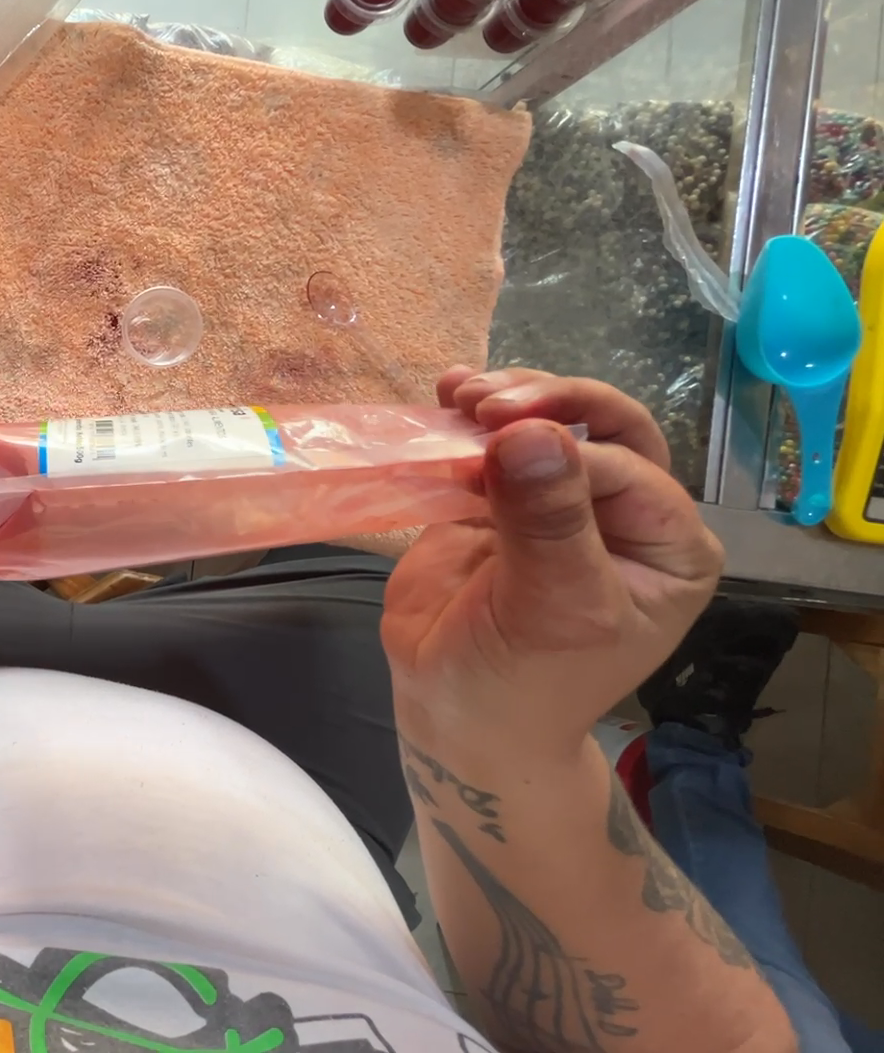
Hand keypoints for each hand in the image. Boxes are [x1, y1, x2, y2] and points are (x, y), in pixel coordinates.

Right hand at [382, 367, 724, 759]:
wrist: (453, 711)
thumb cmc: (523, 678)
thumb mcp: (553, 608)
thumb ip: (548, 523)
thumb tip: (528, 433)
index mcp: (662, 544)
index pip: (623, 467)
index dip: (563, 444)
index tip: (492, 437)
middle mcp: (611, 516)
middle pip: (600, 427)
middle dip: (544, 401)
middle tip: (482, 399)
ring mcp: (541, 509)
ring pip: (540, 431)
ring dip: (501, 402)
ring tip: (457, 393)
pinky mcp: (480, 512)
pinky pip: (478, 457)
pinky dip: (458, 426)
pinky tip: (442, 397)